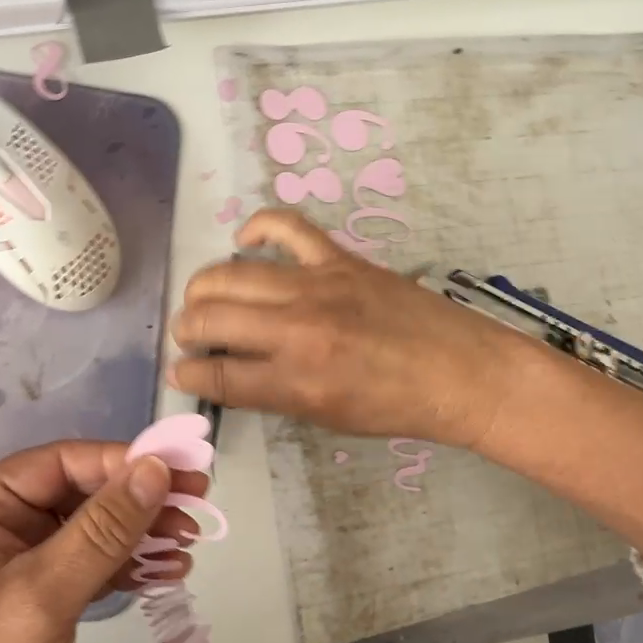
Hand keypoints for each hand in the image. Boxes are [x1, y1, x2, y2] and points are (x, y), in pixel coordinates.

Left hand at [0, 441, 209, 642]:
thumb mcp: (44, 596)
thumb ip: (102, 530)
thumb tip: (155, 468)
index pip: (57, 464)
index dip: (118, 461)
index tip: (176, 466)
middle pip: (79, 492)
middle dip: (137, 500)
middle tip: (196, 502)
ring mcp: (21, 560)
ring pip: (92, 526)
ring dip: (141, 533)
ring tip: (188, 542)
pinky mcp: (43, 594)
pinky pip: (93, 562)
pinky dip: (130, 564)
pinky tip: (166, 569)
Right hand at [169, 210, 534, 446]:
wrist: (461, 372)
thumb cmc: (395, 406)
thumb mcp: (325, 416)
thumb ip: (270, 392)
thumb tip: (227, 372)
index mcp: (295, 381)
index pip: (217, 375)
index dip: (187, 373)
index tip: (180, 370)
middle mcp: (296, 329)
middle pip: (212, 317)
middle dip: (186, 328)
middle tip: (188, 334)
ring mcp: (316, 285)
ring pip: (231, 274)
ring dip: (203, 288)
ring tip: (202, 298)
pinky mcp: (337, 258)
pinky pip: (285, 226)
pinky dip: (257, 228)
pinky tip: (244, 241)